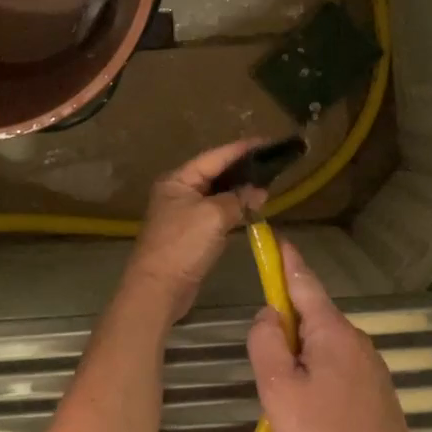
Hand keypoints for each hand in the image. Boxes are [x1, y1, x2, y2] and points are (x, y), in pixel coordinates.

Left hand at [124, 140, 267, 320]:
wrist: (159, 289)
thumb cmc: (182, 245)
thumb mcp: (213, 216)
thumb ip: (237, 199)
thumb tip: (259, 190)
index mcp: (178, 180)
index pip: (214, 157)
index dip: (241, 149)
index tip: (267, 142)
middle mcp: (179, 191)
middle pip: (215, 174)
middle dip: (243, 170)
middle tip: (272, 163)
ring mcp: (184, 212)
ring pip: (218, 195)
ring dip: (240, 191)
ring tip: (268, 184)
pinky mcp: (192, 233)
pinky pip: (217, 213)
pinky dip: (234, 210)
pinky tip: (252, 208)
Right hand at [247, 243, 431, 431]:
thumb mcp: (277, 387)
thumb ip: (265, 341)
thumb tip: (268, 314)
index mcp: (332, 331)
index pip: (304, 282)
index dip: (286, 260)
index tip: (275, 238)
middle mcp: (356, 338)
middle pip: (313, 317)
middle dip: (289, 328)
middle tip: (271, 369)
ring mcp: (372, 365)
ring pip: (326, 346)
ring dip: (304, 357)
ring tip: (292, 401)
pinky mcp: (378, 390)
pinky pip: (341, 367)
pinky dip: (321, 375)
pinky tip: (316, 413)